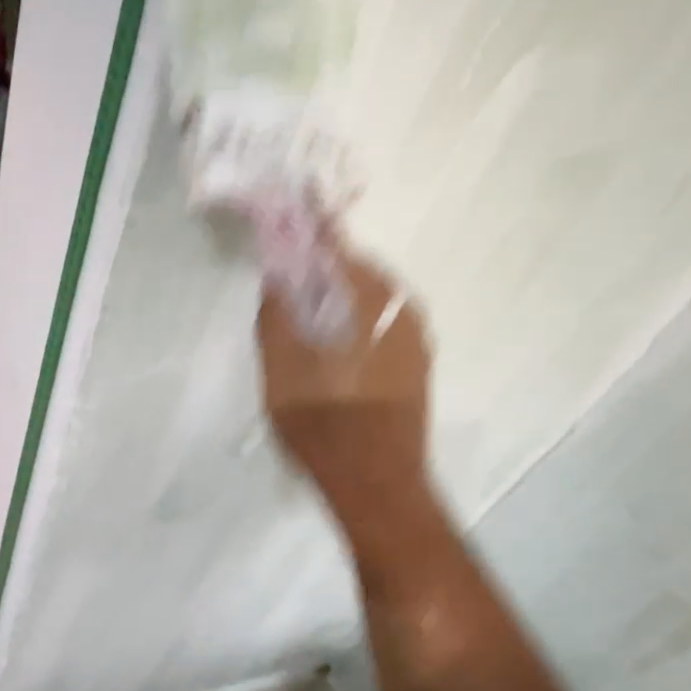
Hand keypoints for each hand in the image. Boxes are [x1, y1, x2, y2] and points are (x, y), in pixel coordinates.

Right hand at [257, 240, 432, 522]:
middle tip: (283, 278)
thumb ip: (276, 318)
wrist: (377, 485)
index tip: (290, 204)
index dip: (309, 226)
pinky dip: (351, 323)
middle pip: (354, 272)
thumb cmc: (324, 425)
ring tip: (301, 317)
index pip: (335, 245)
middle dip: (318, 268)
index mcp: (369, 299)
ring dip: (335, 299)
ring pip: (368, 301)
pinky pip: (378, 326)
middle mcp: (401, 307)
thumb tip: (276, 280)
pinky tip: (328, 349)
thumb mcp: (281, 371)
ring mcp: (414, 338)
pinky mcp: (415, 366)